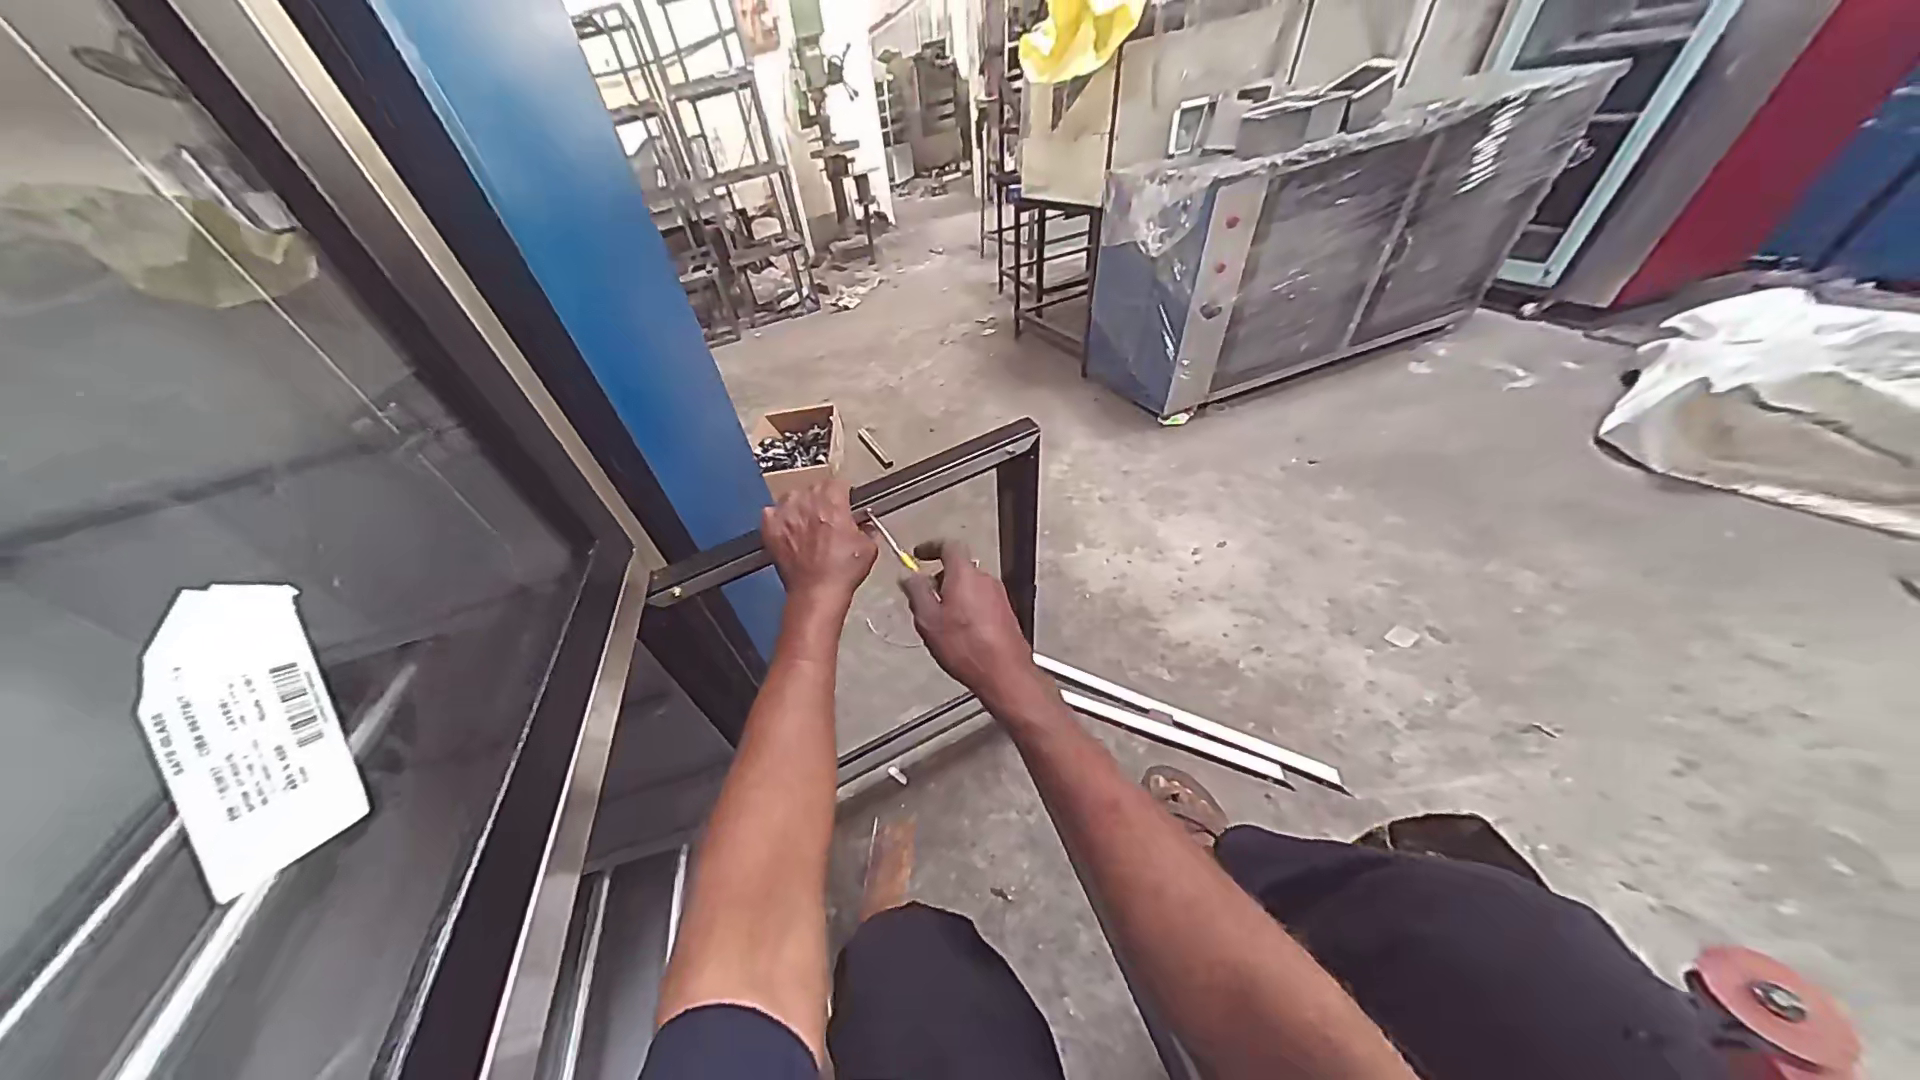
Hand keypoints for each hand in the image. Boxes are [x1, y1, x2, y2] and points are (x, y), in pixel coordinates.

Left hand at [762, 483, 876, 605]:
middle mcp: (807, 502)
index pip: (837, 483)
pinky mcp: (770, 528)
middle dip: (821, 500)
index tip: (844, 502)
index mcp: (833, 502)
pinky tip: (788, 530)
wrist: (817, 592)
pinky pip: (770, 512)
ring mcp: (786, 514)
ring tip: (806, 523)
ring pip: (791, 497)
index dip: (842, 494)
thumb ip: (867, 529)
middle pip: (814, 488)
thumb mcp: (868, 548)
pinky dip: (779, 518)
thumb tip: (865, 525)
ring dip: (799, 506)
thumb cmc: (841, 572)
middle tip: (827, 518)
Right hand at [899, 539, 1049, 708]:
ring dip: (953, 594)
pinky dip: (967, 607)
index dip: (931, 547)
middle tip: (924, 596)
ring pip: (970, 585)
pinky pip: (981, 600)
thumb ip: (916, 591)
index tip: (920, 554)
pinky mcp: (1004, 612)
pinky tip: (959, 631)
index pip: (948, 545)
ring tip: (940, 620)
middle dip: (939, 578)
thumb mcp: (928, 619)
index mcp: (964, 574)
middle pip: (959, 567)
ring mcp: (998, 595)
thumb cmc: (967, 647)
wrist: (1003, 671)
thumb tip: (909, 577)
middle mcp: (985, 579)